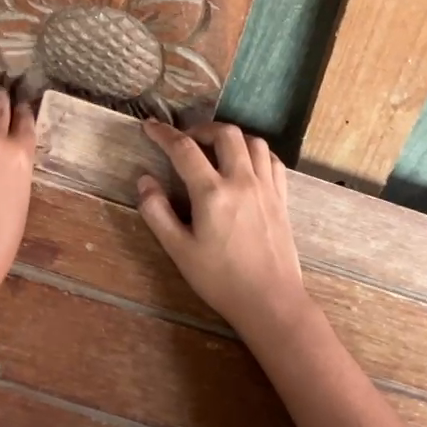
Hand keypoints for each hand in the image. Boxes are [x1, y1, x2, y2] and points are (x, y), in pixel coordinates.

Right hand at [137, 121, 309, 331]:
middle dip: (201, 129)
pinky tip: (245, 164)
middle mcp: (242, 180)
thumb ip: (157, 213)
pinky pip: (272, 160)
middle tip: (186, 142)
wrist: (270, 300)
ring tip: (215, 150)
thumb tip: (144, 181)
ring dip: (230, 137)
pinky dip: (255, 152)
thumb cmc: (220, 279)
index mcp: (212, 193)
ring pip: (252, 141)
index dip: (163, 134)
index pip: (184, 149)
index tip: (149, 126)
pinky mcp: (281, 198)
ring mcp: (266, 187)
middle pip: (225, 133)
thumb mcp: (179, 250)